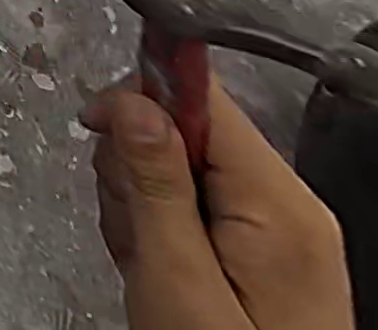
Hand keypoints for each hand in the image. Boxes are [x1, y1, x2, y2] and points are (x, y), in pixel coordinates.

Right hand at [82, 78, 353, 329]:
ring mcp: (268, 219)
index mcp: (277, 200)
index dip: (140, 96)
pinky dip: (150, 215)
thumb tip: (132, 101)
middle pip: (180, 125)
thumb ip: (156, 184)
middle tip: (129, 222)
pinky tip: (150, 256)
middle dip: (133, 163)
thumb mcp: (177, 280)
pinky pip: (181, 191)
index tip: (96, 125)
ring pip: (170, 156)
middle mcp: (280, 198)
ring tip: (139, 252)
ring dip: (135, 194)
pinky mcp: (251, 237)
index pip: (200, 96)